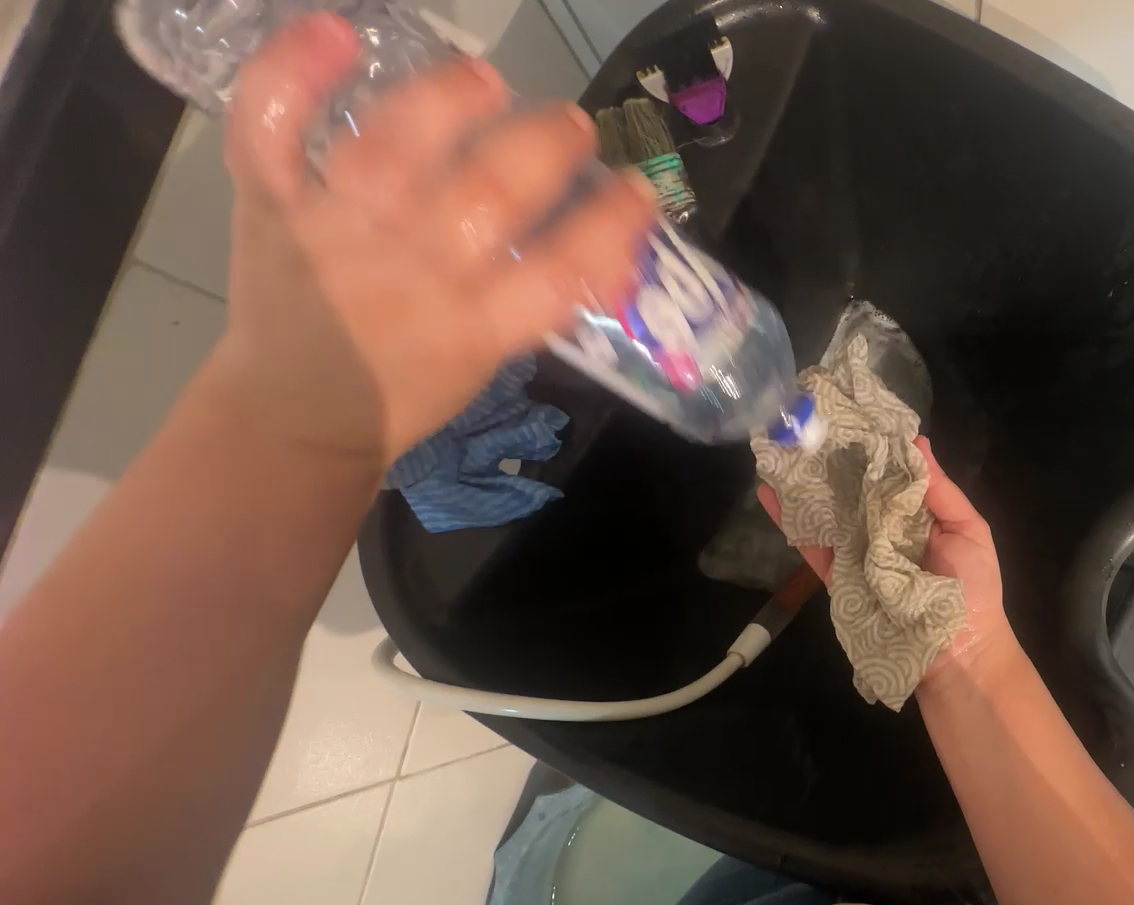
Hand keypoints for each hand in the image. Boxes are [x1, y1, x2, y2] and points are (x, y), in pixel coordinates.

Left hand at [207, 14, 653, 467]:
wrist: (298, 414)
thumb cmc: (411, 395)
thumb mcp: (490, 366)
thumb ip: (532, 309)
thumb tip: (595, 257)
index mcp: (476, 329)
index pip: (562, 272)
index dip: (610, 226)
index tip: (641, 191)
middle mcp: (412, 275)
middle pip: (487, 195)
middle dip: (543, 149)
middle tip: (575, 124)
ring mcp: (336, 234)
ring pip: (391, 149)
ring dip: (446, 102)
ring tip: (489, 79)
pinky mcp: (271, 206)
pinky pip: (269, 129)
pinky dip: (294, 72)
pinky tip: (337, 29)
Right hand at [757, 437, 1016, 679]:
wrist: (958, 655)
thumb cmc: (973, 589)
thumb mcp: (969, 530)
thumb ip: (940, 490)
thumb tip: (917, 442)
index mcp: (917, 514)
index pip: (889, 473)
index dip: (870, 446)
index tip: (847, 414)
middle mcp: (884, 529)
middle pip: (853, 489)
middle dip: (830, 460)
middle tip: (800, 422)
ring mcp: (860, 553)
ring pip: (829, 513)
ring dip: (804, 484)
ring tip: (776, 449)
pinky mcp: (839, 579)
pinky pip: (815, 547)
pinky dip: (793, 523)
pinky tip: (771, 493)